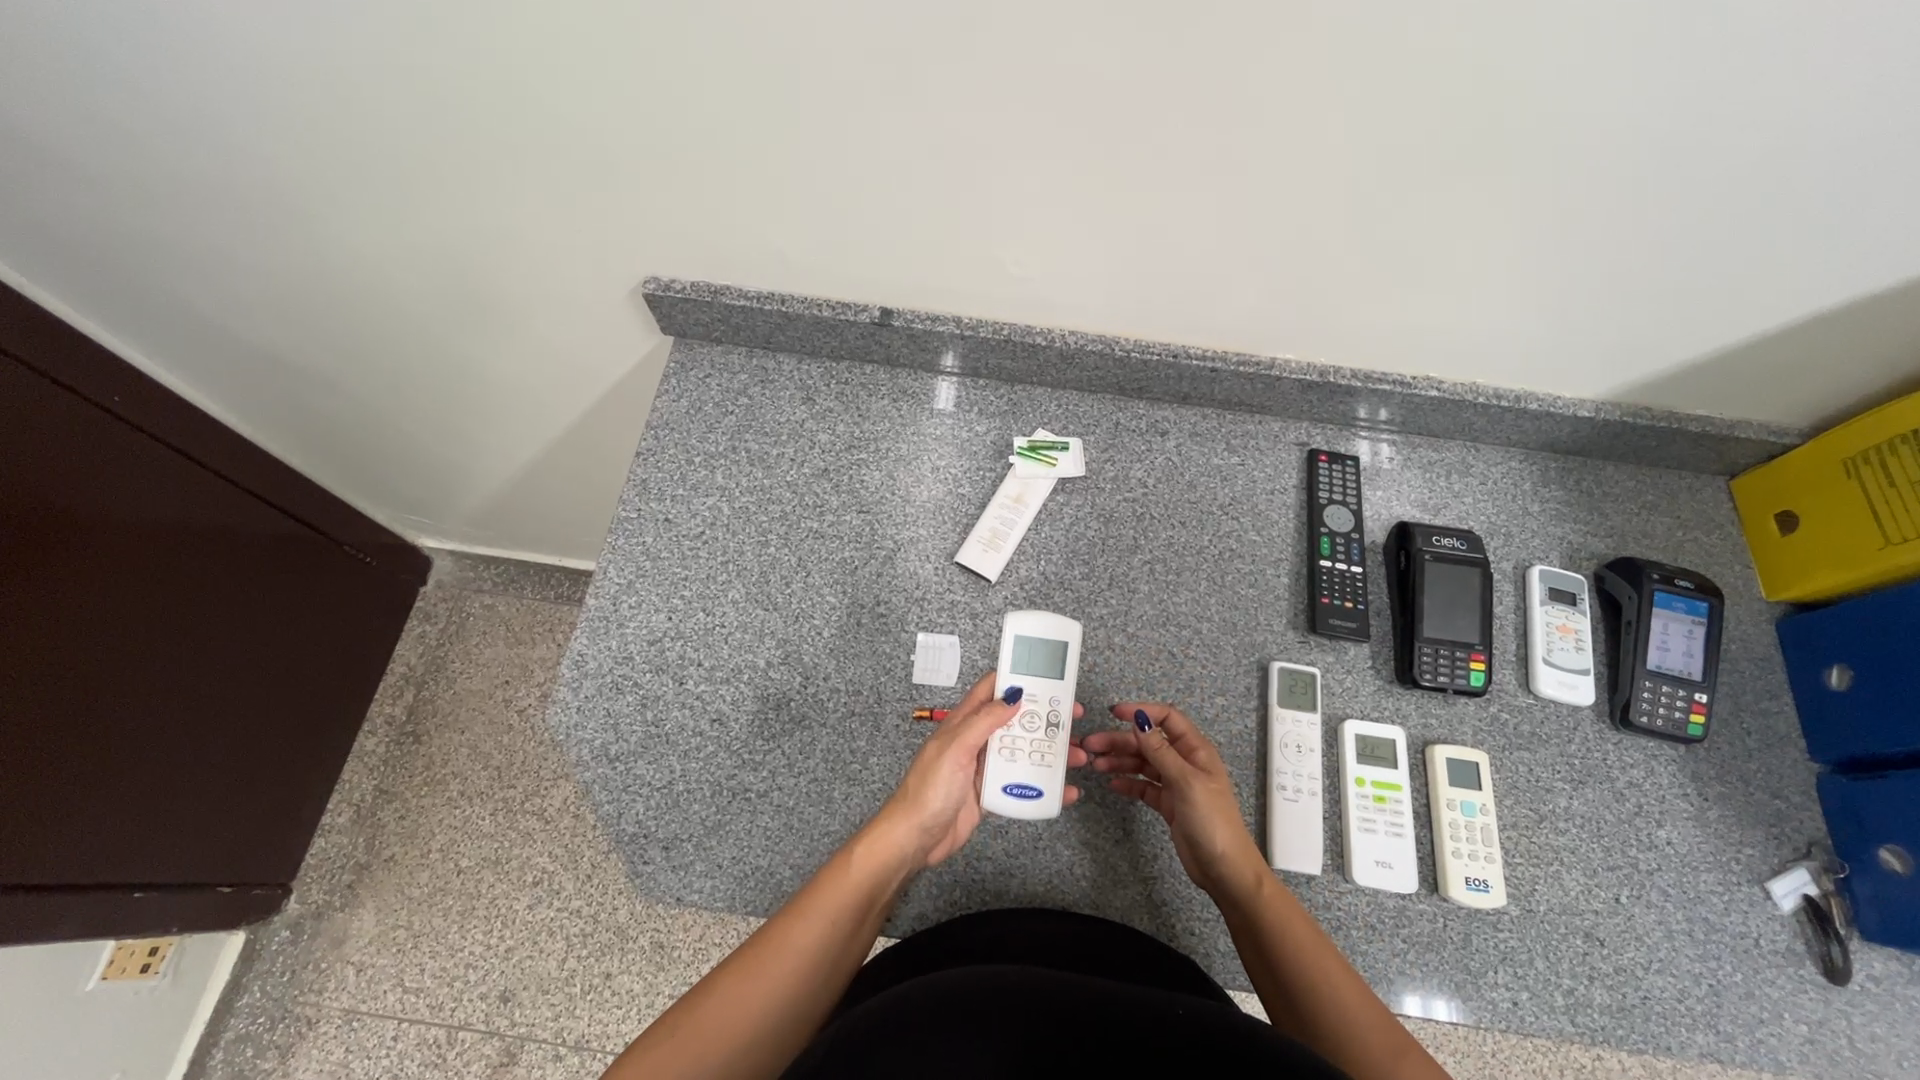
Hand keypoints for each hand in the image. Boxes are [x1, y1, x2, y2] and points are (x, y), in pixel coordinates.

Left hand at [874, 672, 1088, 867]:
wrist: (915, 839)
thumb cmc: (928, 790)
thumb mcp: (955, 749)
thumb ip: (983, 722)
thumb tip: (1013, 695)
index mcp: (963, 724)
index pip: (991, 691)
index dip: (1017, 680)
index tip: (1048, 678)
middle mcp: (976, 742)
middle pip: (1015, 723)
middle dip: (1044, 720)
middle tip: (1073, 720)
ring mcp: (984, 769)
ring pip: (1024, 754)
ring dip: (1050, 754)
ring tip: (1077, 757)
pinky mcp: (991, 794)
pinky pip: (1022, 786)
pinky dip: (1045, 786)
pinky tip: (1065, 791)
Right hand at [1081, 703, 1264, 896]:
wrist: (1224, 869)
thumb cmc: (1212, 820)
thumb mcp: (1186, 782)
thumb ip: (1161, 752)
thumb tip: (1139, 721)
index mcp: (1195, 750)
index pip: (1167, 719)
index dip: (1141, 712)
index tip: (1113, 713)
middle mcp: (1185, 762)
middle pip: (1148, 742)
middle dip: (1120, 741)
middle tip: (1091, 745)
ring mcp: (1176, 784)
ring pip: (1143, 764)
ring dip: (1120, 761)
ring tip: (1096, 765)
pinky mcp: (1169, 805)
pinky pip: (1144, 787)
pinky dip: (1128, 784)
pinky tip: (1111, 785)